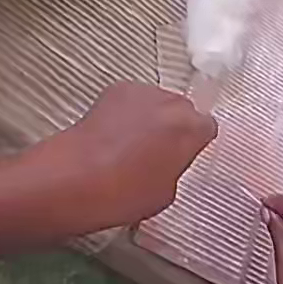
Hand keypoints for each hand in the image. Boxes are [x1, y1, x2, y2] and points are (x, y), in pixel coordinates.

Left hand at [22, 82, 216, 231]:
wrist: (76, 177)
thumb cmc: (124, 194)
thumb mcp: (166, 191)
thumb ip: (176, 165)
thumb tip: (168, 157)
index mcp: (190, 128)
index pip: (206, 127)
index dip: (194, 142)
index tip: (182, 156)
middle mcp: (170, 101)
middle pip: (182, 109)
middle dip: (173, 126)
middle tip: (157, 152)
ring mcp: (141, 91)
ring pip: (156, 102)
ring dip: (150, 117)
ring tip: (130, 143)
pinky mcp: (114, 89)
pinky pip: (132, 100)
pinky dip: (127, 111)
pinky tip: (113, 134)